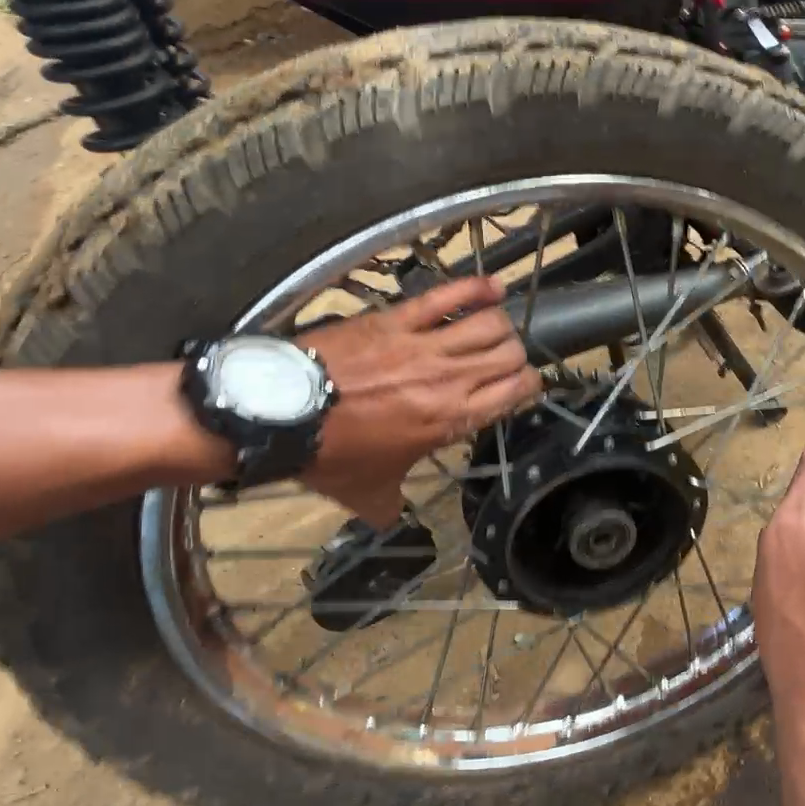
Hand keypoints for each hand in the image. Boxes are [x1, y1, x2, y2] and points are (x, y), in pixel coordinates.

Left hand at [297, 276, 541, 525]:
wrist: (275, 414)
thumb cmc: (326, 454)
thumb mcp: (367, 492)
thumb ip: (391, 507)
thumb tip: (393, 520)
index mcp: (451, 419)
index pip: (516, 391)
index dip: (529, 385)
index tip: (523, 386)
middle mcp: (450, 378)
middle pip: (510, 353)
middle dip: (516, 356)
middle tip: (505, 359)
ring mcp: (424, 345)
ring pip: (489, 323)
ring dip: (500, 325)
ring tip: (495, 328)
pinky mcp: (397, 319)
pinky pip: (446, 296)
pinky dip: (476, 287)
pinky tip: (494, 285)